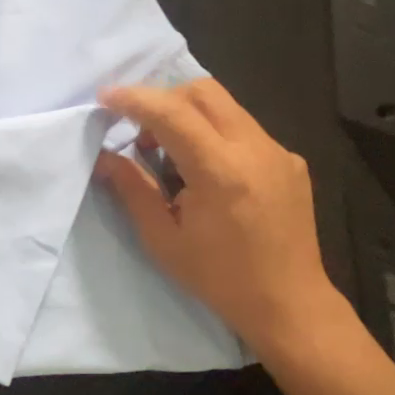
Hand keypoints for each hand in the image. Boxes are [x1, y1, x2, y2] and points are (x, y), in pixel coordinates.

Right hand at [95, 79, 346, 350]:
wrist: (287, 301)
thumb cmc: (217, 277)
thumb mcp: (162, 238)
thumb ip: (132, 189)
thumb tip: (104, 157)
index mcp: (220, 170)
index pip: (172, 113)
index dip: (135, 100)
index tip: (105, 98)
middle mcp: (255, 149)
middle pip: (204, 93)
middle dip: (164, 100)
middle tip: (139, 134)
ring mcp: (278, 152)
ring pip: (227, 107)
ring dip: (190, 118)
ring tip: (170, 159)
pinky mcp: (290, 162)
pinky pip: (245, 131)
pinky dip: (215, 137)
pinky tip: (207, 178)